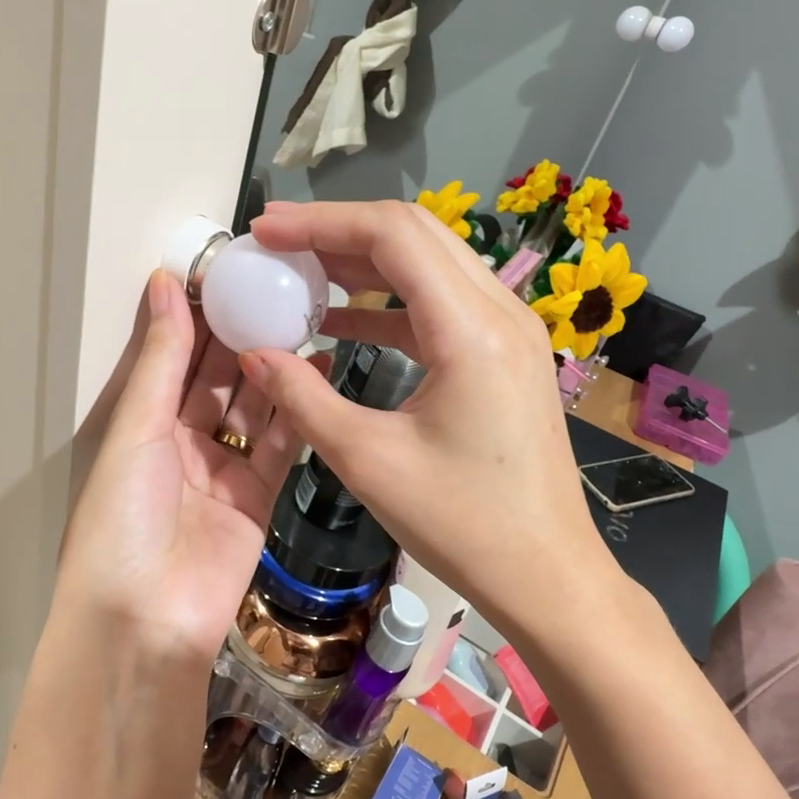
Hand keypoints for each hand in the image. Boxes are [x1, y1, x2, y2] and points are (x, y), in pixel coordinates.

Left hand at [55, 271, 320, 660]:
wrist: (146, 620)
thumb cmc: (121, 520)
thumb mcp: (136, 430)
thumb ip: (161, 360)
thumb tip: (164, 283)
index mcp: (138, 424)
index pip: (171, 355)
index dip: (196, 314)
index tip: (228, 269)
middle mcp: (176, 442)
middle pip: (213, 377)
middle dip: (239, 335)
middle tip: (275, 288)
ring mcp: (218, 471)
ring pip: (250, 406)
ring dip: (271, 367)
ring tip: (302, 319)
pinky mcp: (255, 498)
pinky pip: (278, 445)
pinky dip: (296, 412)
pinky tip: (315, 372)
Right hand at [236, 200, 620, 636]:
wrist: (547, 575)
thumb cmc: (462, 525)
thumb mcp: (367, 460)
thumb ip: (302, 397)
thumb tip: (252, 352)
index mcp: (472, 331)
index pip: (393, 236)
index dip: (322, 223)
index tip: (265, 230)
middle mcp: (500, 313)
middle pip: (415, 234)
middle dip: (339, 231)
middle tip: (276, 244)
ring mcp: (510, 332)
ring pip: (430, 264)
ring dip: (363, 262)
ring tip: (300, 273)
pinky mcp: (505, 356)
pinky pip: (441, 304)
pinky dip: (388, 302)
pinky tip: (340, 322)